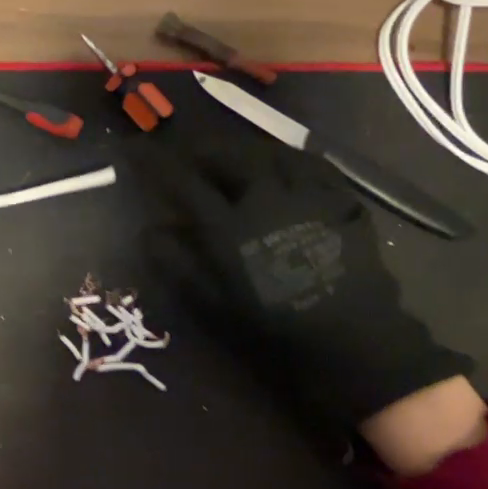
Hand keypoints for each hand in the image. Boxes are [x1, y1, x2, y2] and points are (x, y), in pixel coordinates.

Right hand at [132, 117, 470, 431]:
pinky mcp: (340, 199)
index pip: (182, 182)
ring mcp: (308, 195)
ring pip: (271, 152)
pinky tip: (282, 162)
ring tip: (231, 154)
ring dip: (243, 148)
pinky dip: (287, 156)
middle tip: (187, 154)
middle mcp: (265, 199)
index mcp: (228, 228)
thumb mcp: (213, 305)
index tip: (135, 151)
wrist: (353, 340)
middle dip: (202, 148)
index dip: (154, 163)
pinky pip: (310, 163)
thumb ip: (178, 263)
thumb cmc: (274, 329)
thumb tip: (149, 229)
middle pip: (228, 155)